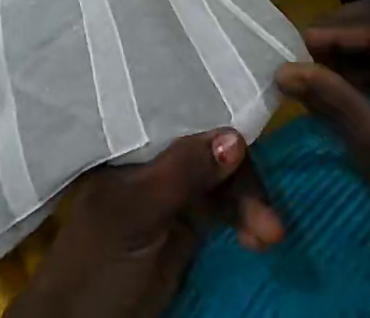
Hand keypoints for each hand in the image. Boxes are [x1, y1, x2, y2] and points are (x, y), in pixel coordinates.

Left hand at [6, 129, 285, 317]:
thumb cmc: (99, 256)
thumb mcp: (136, 210)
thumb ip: (182, 171)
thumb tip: (235, 135)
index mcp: (130, 139)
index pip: (179, 113)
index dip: (218, 116)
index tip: (258, 131)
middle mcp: (154, 156)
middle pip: (209, 147)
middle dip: (243, 176)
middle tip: (270, 220)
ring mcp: (172, 190)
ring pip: (223, 179)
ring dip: (250, 202)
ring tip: (270, 235)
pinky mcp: (189, 223)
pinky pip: (225, 208)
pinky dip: (246, 219)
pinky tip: (260, 238)